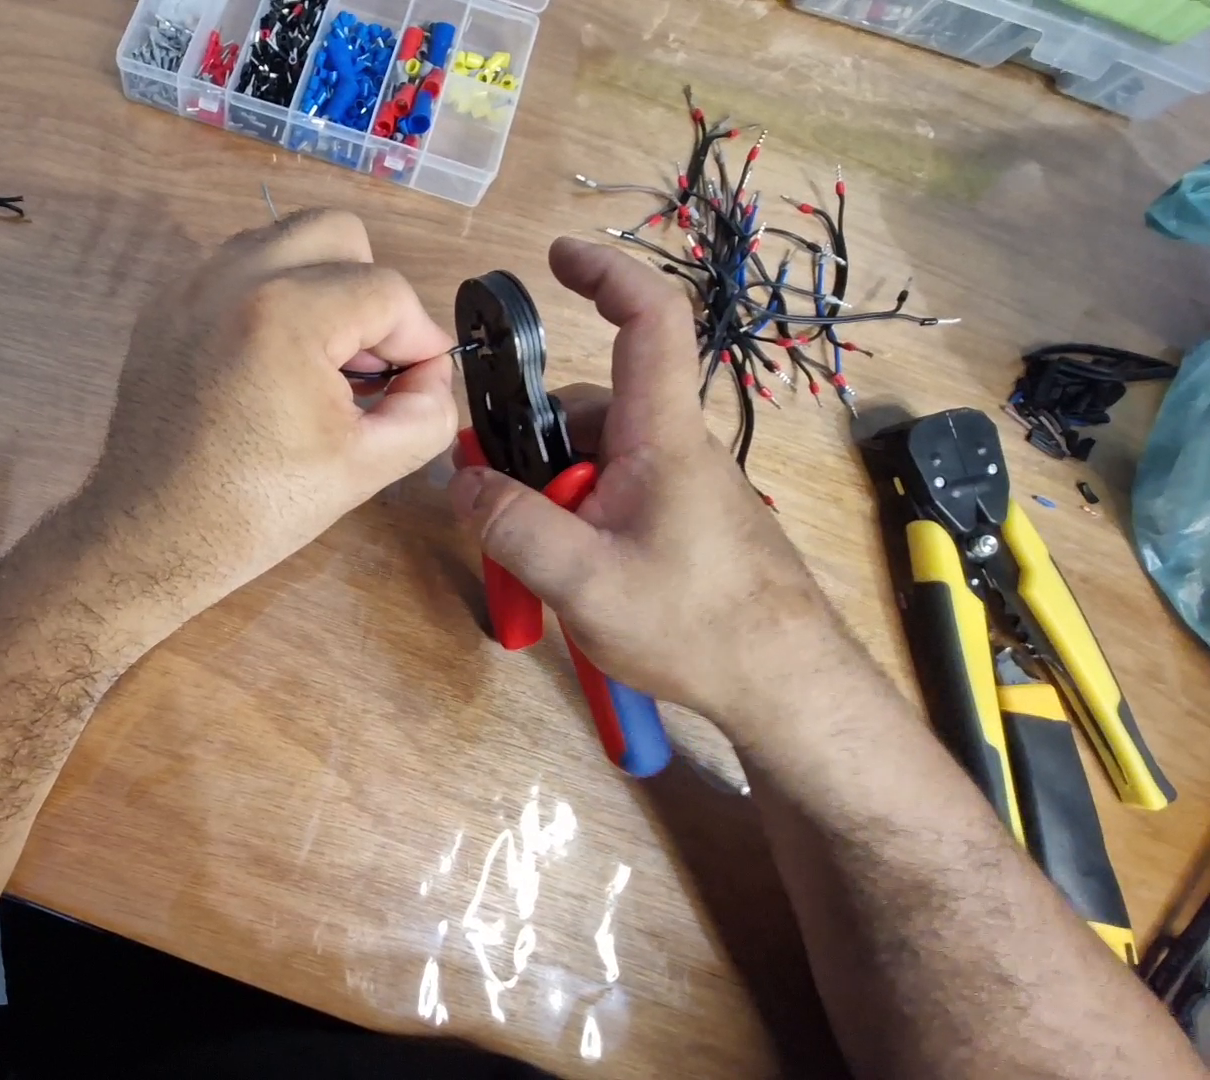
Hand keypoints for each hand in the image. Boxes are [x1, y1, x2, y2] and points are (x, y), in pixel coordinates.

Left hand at [84, 209, 458, 600]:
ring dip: (318, 287)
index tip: (416, 382)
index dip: (417, 338)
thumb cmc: (255, 509)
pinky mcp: (163, 307)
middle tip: (365, 362)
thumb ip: (430, 410)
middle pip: (337, 235)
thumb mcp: (366, 468)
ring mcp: (188, 286)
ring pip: (282, 242)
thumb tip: (430, 371)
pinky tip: (268, 363)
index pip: (387, 291)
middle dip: (369, 292)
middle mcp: (232, 277)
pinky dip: (268, 297)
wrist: (153, 536)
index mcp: (286, 314)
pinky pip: (235, 270)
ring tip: (316, 362)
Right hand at [448, 239, 855, 736]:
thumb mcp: (582, 580)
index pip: (648, 322)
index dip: (605, 275)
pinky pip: (606, 493)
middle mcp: (668, 448)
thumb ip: (511, 524)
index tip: (557, 257)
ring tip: (538, 562)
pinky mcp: (674, 519)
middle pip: (585, 409)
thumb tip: (460, 478)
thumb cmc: (696, 625)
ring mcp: (673, 486)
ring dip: (547, 493)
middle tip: (494, 510)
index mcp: (659, 438)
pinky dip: (572, 517)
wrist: (784, 688)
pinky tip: (568, 570)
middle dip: (530, 448)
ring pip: (589, 459)